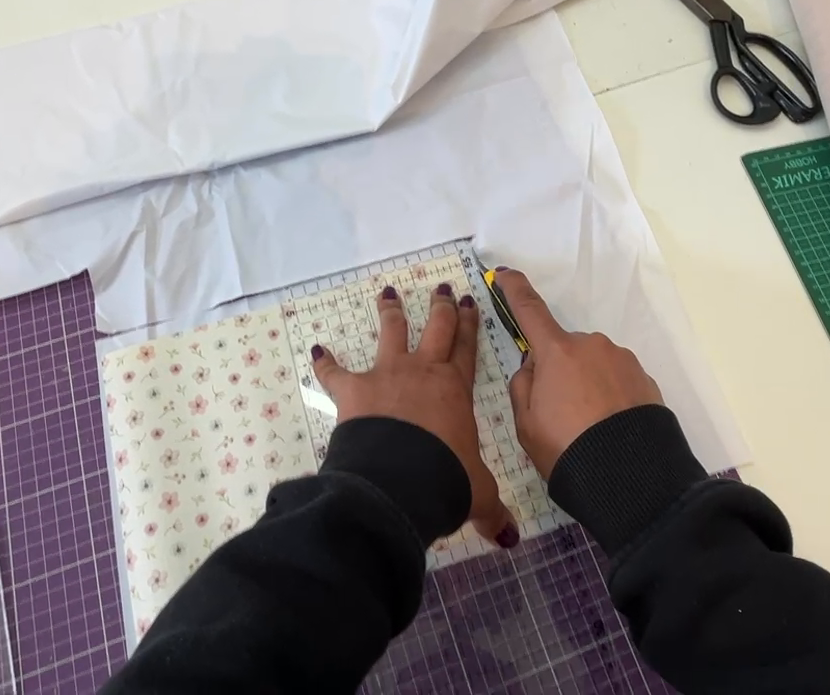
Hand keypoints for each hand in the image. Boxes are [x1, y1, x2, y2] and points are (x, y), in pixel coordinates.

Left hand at [311, 283, 517, 546]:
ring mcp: (388, 376)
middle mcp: (424, 373)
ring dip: (390, 313)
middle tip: (442, 289)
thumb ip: (492, 510)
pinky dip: (326, 363)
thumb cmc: (444, 480)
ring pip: (391, 334)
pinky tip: (318, 350)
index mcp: (455, 390)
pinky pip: (336, 373)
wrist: (398, 482)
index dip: (469, 325)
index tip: (470, 302)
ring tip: (387, 293)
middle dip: (440, 308)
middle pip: (436, 330)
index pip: (467, 350)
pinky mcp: (354, 390)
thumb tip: (511, 539)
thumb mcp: (477, 495)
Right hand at [500, 269, 664, 477]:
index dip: (513, 289)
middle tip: (557, 415)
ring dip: (587, 385)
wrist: (633, 481)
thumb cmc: (567, 449)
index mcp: (557, 352)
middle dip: (557, 371)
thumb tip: (534, 367)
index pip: (529, 309)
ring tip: (589, 429)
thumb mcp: (525, 424)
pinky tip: (611, 429)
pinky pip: (617, 382)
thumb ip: (523, 385)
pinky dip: (610, 398)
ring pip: (593, 366)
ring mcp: (623, 360)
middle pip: (564, 350)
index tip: (504, 274)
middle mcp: (591, 345)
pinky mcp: (646, 380)